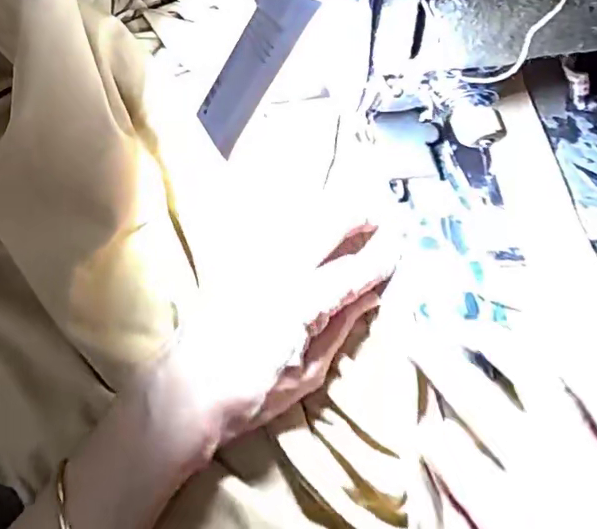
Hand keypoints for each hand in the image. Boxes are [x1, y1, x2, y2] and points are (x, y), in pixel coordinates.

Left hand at [141, 220, 395, 463]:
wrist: (193, 383)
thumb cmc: (255, 390)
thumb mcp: (311, 369)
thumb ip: (340, 325)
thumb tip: (369, 295)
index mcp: (301, 300)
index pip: (350, 271)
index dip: (379, 258)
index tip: (403, 243)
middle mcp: (275, 267)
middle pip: (320, 226)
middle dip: (353, 215)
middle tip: (383, 213)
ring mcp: (250, 258)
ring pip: (294, 219)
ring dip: (326, 209)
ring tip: (352, 206)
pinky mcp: (232, 257)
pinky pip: (269, 226)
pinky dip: (293, 215)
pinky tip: (307, 213)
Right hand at [413, 323, 596, 528]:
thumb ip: (460, 510)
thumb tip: (426, 454)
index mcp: (521, 520)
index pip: (443, 443)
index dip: (420, 429)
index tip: (413, 424)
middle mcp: (564, 486)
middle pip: (478, 394)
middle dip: (432, 355)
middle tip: (408, 332)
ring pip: (541, 375)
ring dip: (492, 342)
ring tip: (463, 329)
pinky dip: (557, 370)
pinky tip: (530, 359)